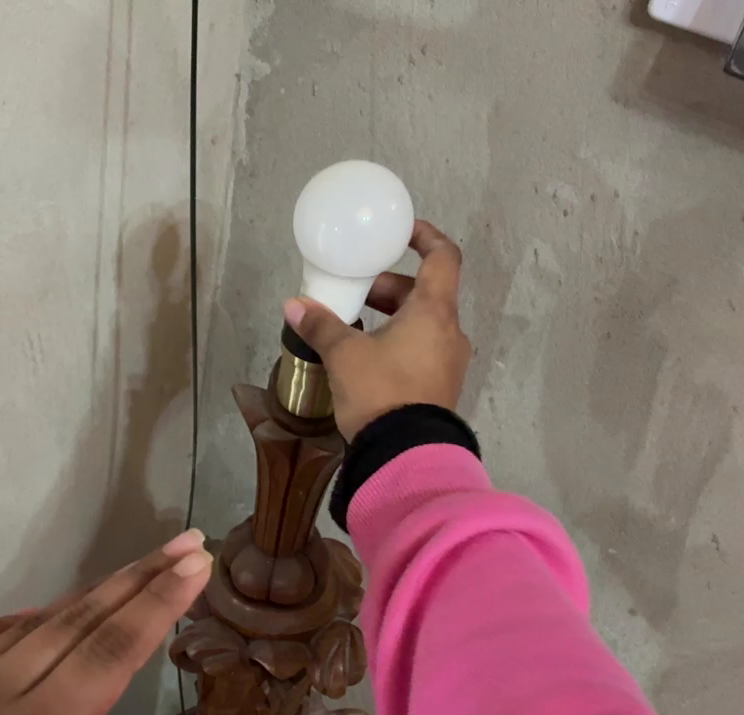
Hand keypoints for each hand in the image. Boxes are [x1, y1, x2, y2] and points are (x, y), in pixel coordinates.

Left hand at [0, 530, 212, 714]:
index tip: (193, 569)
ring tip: (134, 573)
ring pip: (39, 622)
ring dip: (92, 594)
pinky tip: (42, 614)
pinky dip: (24, 619)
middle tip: (185, 546)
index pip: (111, 655)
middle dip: (139, 580)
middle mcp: (5, 690)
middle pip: (83, 622)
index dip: (156, 607)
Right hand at [283, 219, 470, 440]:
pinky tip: (369, 360)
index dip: (425, 238)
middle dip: (391, 289)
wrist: (405, 452)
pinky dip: (399, 345)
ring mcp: (449, 362)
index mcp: (434, 311)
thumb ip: (321, 326)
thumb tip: (293, 305)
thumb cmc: (380, 390)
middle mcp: (450, 331)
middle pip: (426, 294)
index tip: (402, 233)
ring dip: (393, 319)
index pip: (442, 257)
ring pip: (424, 326)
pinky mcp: (440, 389)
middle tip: (358, 294)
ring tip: (356, 329)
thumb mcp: (343, 355)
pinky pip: (422, 352)